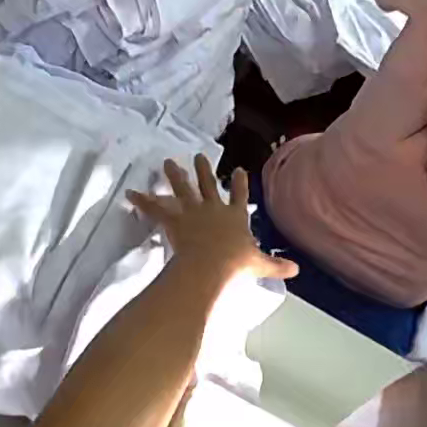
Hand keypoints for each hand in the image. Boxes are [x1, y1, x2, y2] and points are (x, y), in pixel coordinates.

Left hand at [127, 155, 297, 282]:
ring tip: (168, 162)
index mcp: (235, 216)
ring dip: (175, 175)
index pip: (239, 196)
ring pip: (182, 189)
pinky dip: (142, 201)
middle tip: (200, 156)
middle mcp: (213, 208)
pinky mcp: (173, 220)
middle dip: (204, 170)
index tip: (238, 170)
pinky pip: (155, 208)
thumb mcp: (259, 265)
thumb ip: (276, 265)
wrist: (212, 264)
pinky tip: (129, 193)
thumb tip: (297, 270)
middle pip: (208, 185)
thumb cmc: (236, 265)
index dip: (239, 183)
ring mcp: (192, 211)